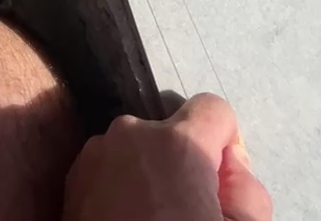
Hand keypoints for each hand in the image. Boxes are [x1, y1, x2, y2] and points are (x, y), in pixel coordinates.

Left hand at [63, 93, 269, 220]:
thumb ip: (246, 193)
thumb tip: (228, 166)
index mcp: (177, 144)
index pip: (215, 110)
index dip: (231, 150)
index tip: (225, 191)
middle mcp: (131, 133)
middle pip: (177, 134)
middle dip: (193, 170)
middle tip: (195, 217)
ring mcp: (97, 151)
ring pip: (143, 152)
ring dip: (157, 179)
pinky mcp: (74, 175)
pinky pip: (114, 167)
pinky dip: (127, 188)